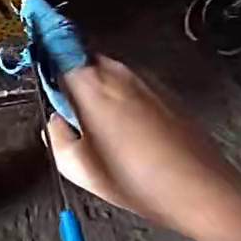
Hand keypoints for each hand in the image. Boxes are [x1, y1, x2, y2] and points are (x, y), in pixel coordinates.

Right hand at [45, 57, 240, 240]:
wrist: (200, 191)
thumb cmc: (140, 181)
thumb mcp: (78, 169)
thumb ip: (56, 137)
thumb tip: (56, 124)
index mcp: (90, 85)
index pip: (58, 49)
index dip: (47, 50)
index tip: (40, 51)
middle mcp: (118, 74)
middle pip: (84, 61)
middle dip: (73, 80)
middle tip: (70, 112)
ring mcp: (146, 81)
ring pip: (109, 75)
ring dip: (99, 91)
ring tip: (102, 131)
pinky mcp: (166, 93)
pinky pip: (133, 88)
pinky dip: (124, 101)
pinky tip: (129, 136)